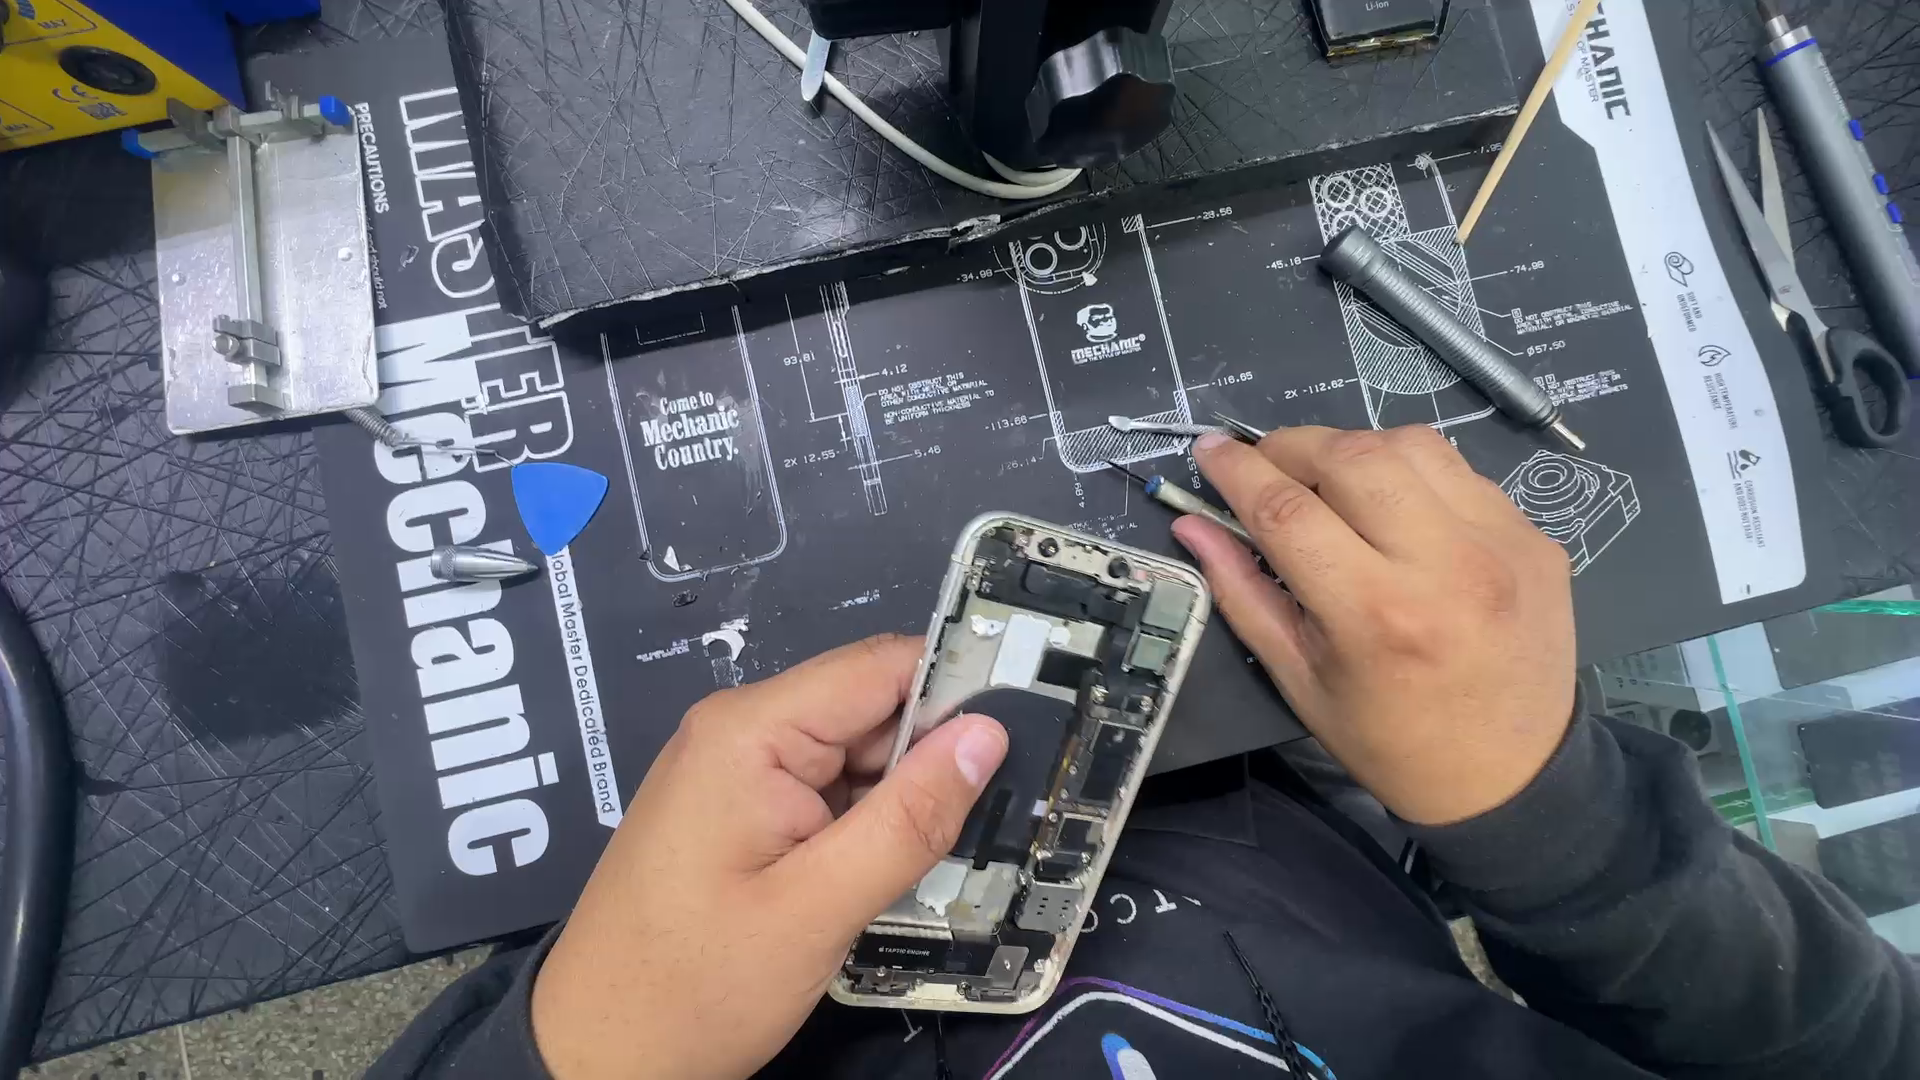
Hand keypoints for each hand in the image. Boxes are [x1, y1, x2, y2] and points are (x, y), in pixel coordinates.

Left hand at [530, 635, 1008, 1079]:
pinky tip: (887, 856)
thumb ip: (910, 818)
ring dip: (899, 789)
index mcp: (752, 729)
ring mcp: (739, 763)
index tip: (1020, 719)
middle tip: (991, 804)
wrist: (587, 1060)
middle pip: (868, 706)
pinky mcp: (742, 800)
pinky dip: (867, 812)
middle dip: (929, 750)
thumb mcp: (817, 908)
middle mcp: (743, 727)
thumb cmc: (693, 989)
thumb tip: (985, 735)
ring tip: (942, 841)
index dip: (953, 684)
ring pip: (854, 748)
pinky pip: (826, 783)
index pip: (878, 668)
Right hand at [1175, 427, 1575, 825]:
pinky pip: (1455, 469)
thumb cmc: (1384, 736)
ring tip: (1323, 478)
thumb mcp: (1294, 674)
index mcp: (1373, 613)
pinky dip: (1403, 467)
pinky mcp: (1533, 535)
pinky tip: (1386, 502)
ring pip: (1408, 444)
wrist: (1511, 774)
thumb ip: (1239, 590)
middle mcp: (1444, 564)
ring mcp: (1501, 542)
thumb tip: (1192, 525)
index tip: (1207, 451)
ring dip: (1348, 447)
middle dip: (1288, 446)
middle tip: (1263, 464)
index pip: (1287, 511)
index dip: (1236, 471)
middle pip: (1350, 457)